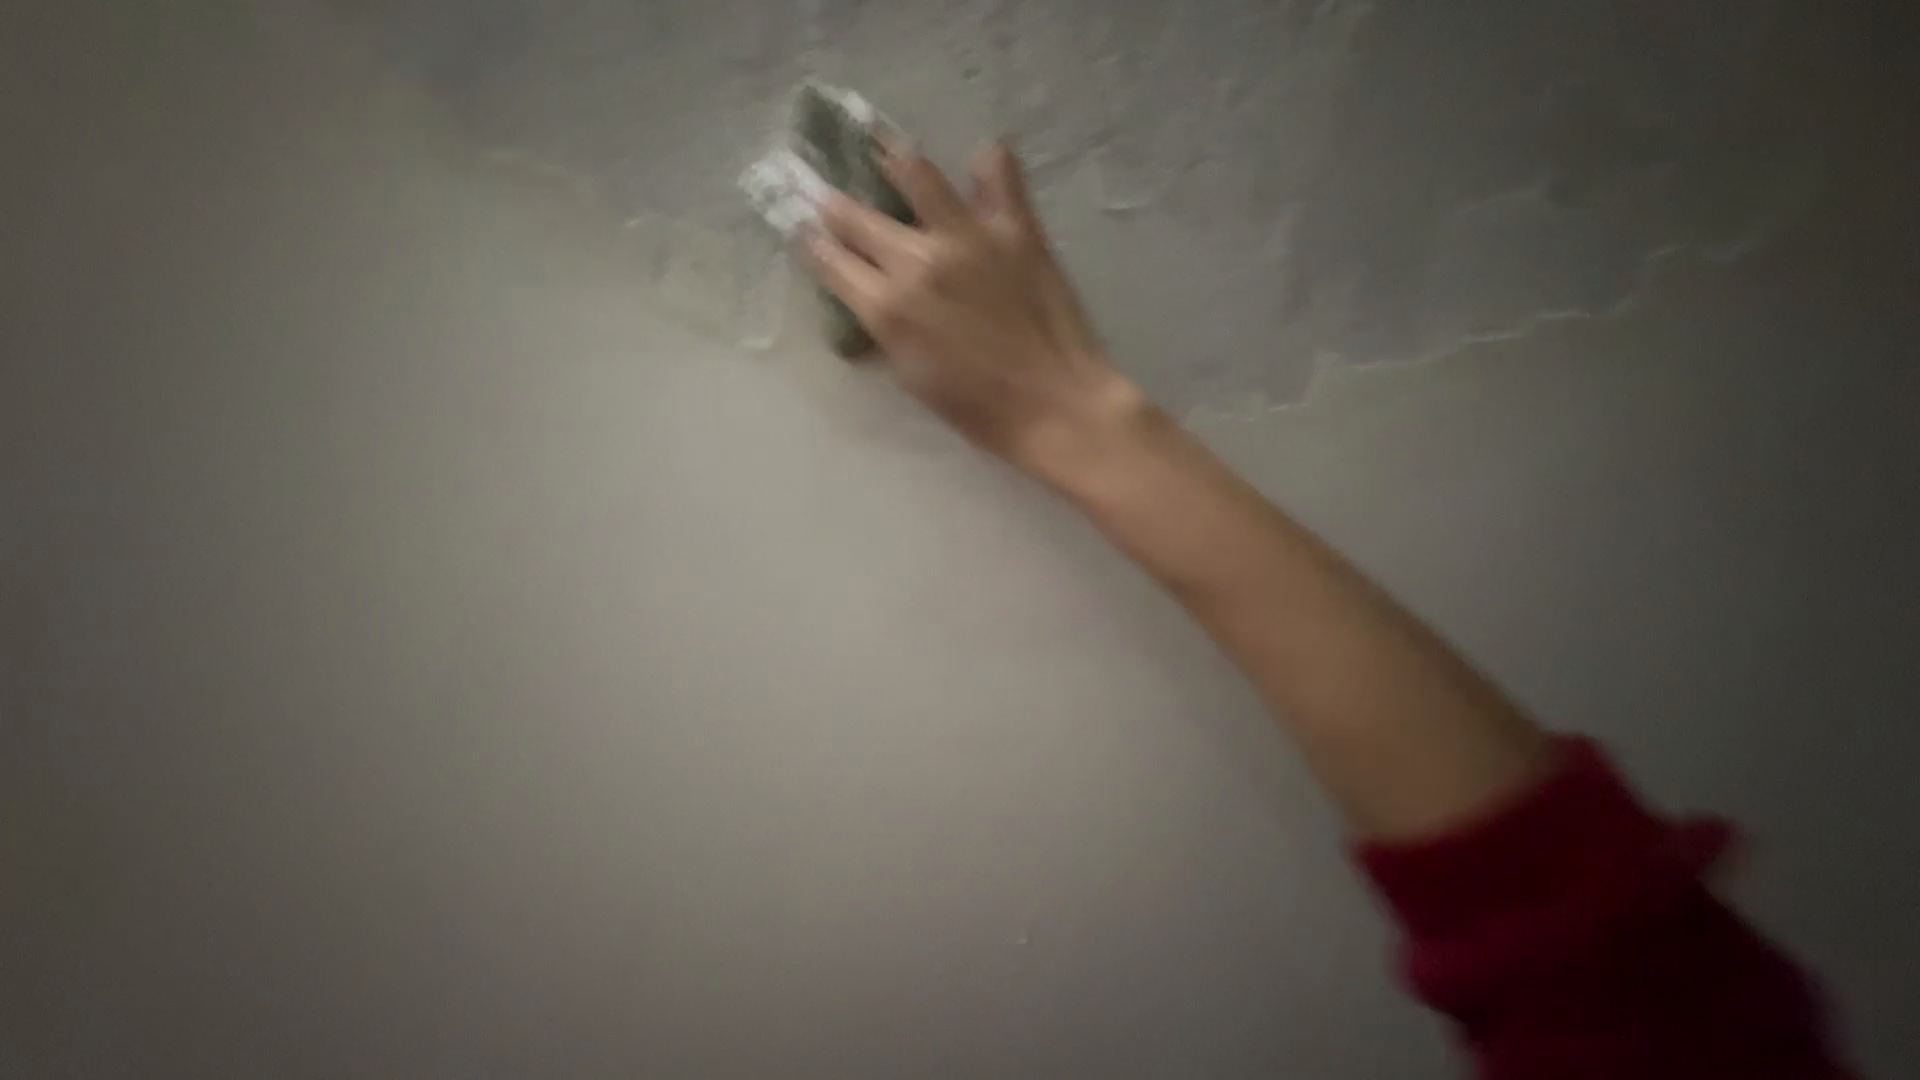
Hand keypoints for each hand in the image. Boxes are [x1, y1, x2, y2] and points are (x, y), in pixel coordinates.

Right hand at [802, 138, 1150, 484]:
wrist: (1055, 404)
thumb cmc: (979, 410)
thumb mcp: (912, 378)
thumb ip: (885, 330)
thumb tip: (871, 300)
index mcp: (887, 308)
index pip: (829, 261)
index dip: (811, 244)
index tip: (804, 231)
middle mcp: (918, 261)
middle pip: (858, 216)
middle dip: (835, 205)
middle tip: (830, 196)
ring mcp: (968, 236)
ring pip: (917, 172)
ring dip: (892, 158)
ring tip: (884, 147)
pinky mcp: (1015, 226)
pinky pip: (998, 169)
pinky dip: (987, 162)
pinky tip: (980, 166)